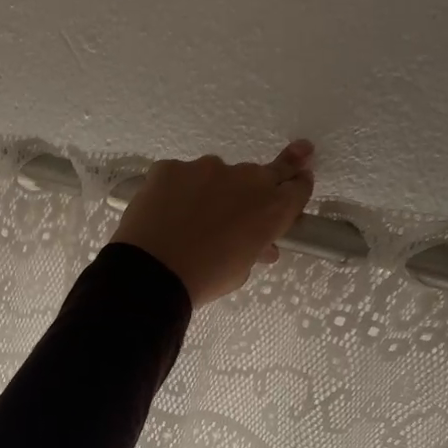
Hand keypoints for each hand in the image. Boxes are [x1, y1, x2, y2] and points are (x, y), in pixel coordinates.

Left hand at [110, 141, 315, 305]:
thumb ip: (254, 250)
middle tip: (260, 182)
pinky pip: (178, 176)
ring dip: (208, 190)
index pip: (297, 187)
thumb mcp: (238, 271)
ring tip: (186, 218)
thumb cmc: (203, 280)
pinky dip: (174, 191)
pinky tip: (161, 213)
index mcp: (271, 208)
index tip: (294, 182)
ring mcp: (206, 168)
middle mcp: (246, 179)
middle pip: (261, 173)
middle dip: (260, 181)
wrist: (150, 275)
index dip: (296, 186)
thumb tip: (263, 247)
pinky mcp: (170, 167)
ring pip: (214, 174)